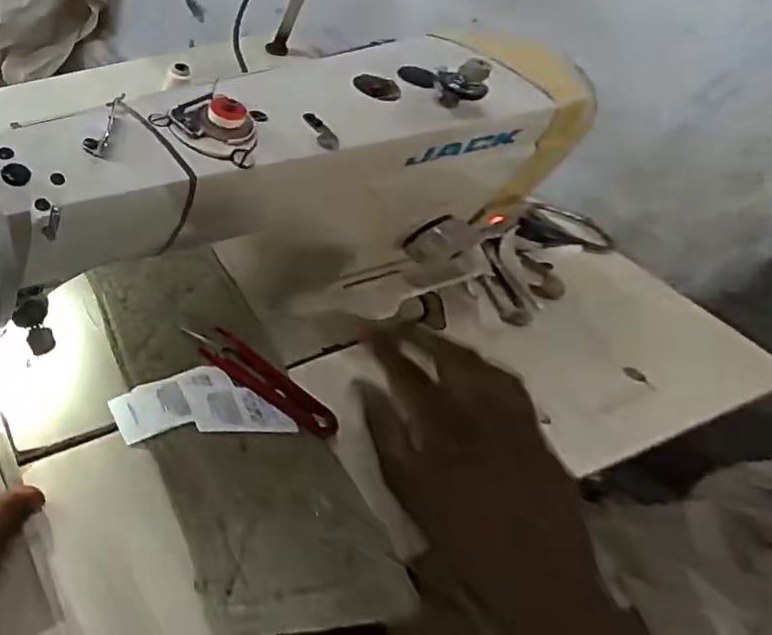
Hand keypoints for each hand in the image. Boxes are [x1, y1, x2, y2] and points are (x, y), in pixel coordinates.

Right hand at [360, 327, 639, 634]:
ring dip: (460, 352)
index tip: (362, 328)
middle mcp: (489, 423)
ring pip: (494, 374)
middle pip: (457, 363)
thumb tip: (363, 385)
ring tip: (434, 341)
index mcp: (446, 431)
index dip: (384, 347)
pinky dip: (489, 375)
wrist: (539, 585)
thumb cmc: (456, 533)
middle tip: (395, 324)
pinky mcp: (547, 447)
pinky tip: (475, 377)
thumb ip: (382, 430)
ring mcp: (524, 433)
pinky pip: (518, 396)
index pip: (409, 374)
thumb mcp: (404, 484)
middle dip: (423, 337)